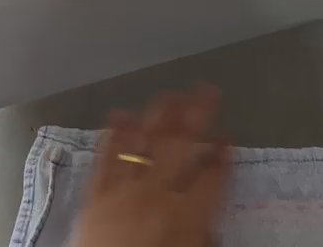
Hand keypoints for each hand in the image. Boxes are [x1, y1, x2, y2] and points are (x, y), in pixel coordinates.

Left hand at [68, 84, 230, 246]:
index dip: (222, 156)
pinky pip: (105, 158)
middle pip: (180, 145)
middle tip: (209, 90)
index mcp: (183, 217)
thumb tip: (211, 226)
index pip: (211, 178)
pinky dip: (114, 133)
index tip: (229, 137)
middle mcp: (154, 195)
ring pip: (143, 141)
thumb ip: (202, 240)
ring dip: (159, 113)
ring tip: (173, 92)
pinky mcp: (93, 197)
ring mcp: (120, 191)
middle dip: (197, 114)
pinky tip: (121, 112)